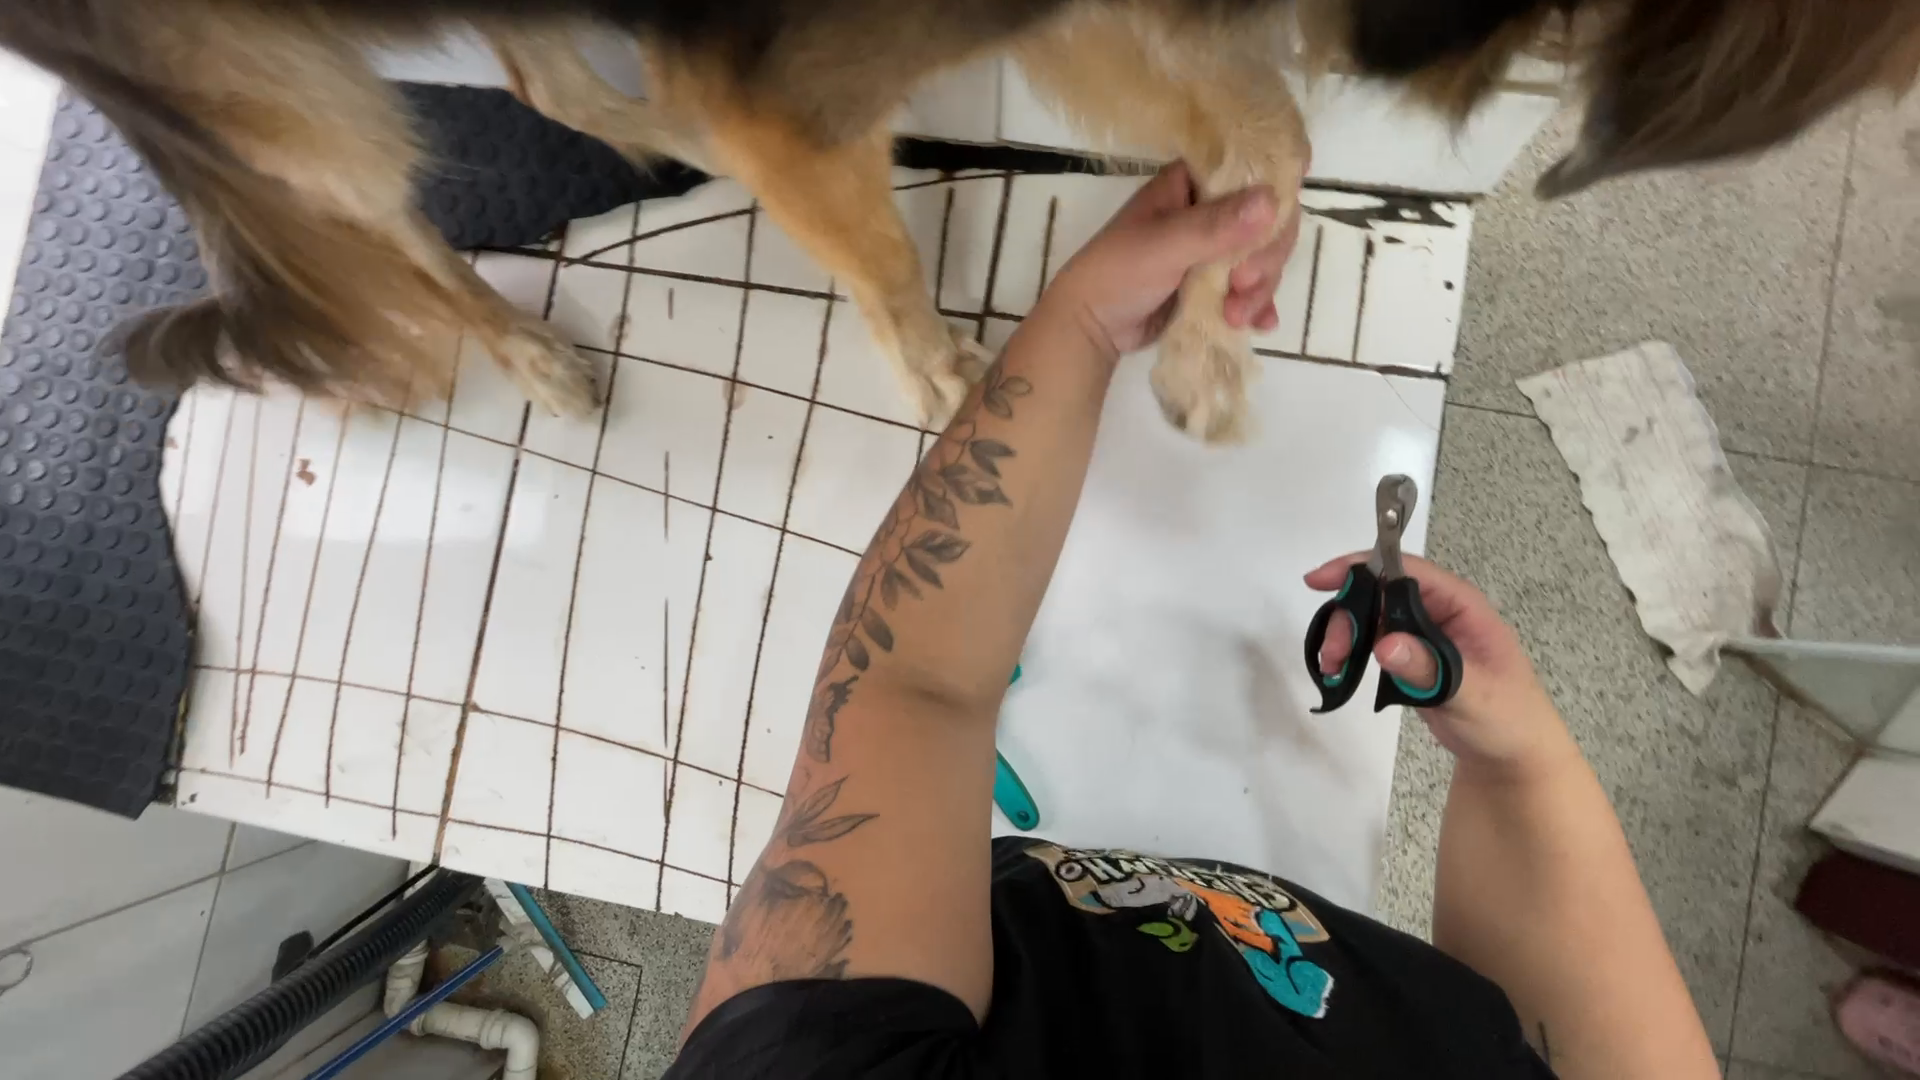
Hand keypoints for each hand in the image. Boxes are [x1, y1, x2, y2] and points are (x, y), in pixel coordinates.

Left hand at [1038, 160, 1300, 358]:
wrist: (1092, 326)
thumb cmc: (1117, 273)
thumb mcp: (1164, 245)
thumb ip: (1214, 226)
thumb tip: (1270, 202)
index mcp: (1193, 184)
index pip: (1251, 168)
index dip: (1275, 187)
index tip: (1280, 218)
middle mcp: (1210, 210)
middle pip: (1267, 219)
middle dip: (1264, 255)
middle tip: (1244, 283)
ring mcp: (1214, 250)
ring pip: (1261, 258)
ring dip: (1259, 288)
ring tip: (1236, 316)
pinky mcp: (1213, 286)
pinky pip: (1250, 290)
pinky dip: (1258, 306)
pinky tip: (1260, 324)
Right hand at [1305, 553, 1579, 781]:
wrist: (1510, 757)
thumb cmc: (1506, 721)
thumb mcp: (1472, 696)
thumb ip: (1429, 668)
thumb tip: (1383, 644)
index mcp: (1461, 607)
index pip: (1407, 571)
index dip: (1362, 568)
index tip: (1320, 580)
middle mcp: (1438, 612)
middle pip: (1378, 593)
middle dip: (1347, 616)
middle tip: (1332, 653)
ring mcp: (1422, 633)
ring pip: (1369, 616)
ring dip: (1344, 636)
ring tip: (1333, 668)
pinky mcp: (1408, 655)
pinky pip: (1370, 640)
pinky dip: (1349, 652)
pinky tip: (1340, 672)